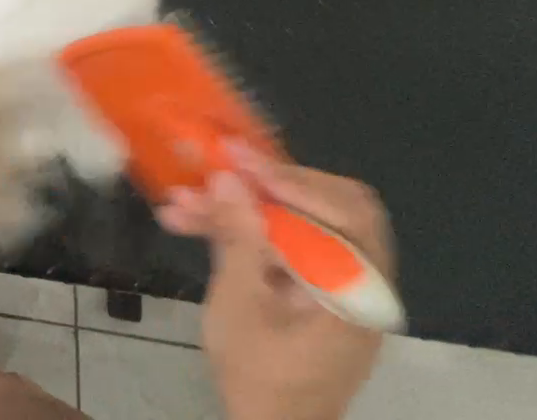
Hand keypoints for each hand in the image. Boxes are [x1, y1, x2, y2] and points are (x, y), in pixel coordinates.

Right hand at [158, 145, 393, 419]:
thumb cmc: (261, 375)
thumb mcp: (241, 305)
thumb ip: (239, 238)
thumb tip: (228, 179)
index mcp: (358, 289)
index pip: (347, 213)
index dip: (295, 180)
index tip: (242, 162)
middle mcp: (357, 279)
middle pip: (326, 205)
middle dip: (267, 182)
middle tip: (221, 165)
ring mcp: (331, 281)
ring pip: (293, 221)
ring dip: (237, 208)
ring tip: (178, 201)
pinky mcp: (305, 286)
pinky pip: (279, 243)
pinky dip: (238, 230)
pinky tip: (189, 221)